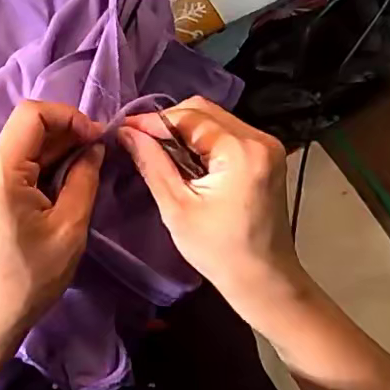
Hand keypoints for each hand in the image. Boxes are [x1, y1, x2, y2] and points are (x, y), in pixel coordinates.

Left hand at [0, 101, 105, 366]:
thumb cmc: (27, 280)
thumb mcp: (68, 230)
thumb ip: (84, 180)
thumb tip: (94, 147)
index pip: (31, 113)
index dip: (69, 116)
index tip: (96, 138)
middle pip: (27, 132)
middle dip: (66, 137)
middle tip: (99, 157)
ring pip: (21, 151)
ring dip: (55, 155)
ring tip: (84, 176)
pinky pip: (12, 170)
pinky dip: (39, 171)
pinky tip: (59, 190)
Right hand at [117, 97, 312, 319]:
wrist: (264, 279)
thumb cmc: (218, 250)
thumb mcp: (176, 207)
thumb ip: (151, 162)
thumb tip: (126, 132)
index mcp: (241, 151)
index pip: (188, 117)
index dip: (152, 121)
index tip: (123, 129)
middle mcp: (259, 139)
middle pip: (202, 110)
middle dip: (166, 121)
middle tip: (137, 138)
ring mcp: (266, 145)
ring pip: (213, 118)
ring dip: (182, 128)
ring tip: (155, 148)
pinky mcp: (265, 154)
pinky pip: (225, 131)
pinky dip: (199, 138)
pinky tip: (181, 156)